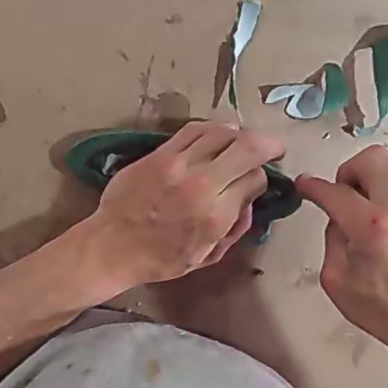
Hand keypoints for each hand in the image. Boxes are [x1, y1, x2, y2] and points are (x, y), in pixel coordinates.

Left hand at [77, 121, 284, 289]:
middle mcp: (201, 184)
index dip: (262, 179)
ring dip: (240, 134)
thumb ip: (234, 229)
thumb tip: (249, 201)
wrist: (113, 246)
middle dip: (268, 144)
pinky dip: (213, 128)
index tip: (257, 183)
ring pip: (222, 132)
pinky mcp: (160, 154)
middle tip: (275, 146)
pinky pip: (194, 129)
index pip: (255, 180)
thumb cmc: (161, 259)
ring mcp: (178, 165)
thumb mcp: (207, 256)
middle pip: (247, 147)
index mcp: (215, 215)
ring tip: (244, 140)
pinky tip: (218, 134)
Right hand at [296, 146, 387, 387]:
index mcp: (373, 229)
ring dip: (380, 171)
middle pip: (371, 158)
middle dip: (349, 171)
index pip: (335, 191)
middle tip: (344, 192)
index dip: (314, 186)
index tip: (306, 185)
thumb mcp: (338, 283)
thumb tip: (337, 216)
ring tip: (373, 196)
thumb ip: (332, 241)